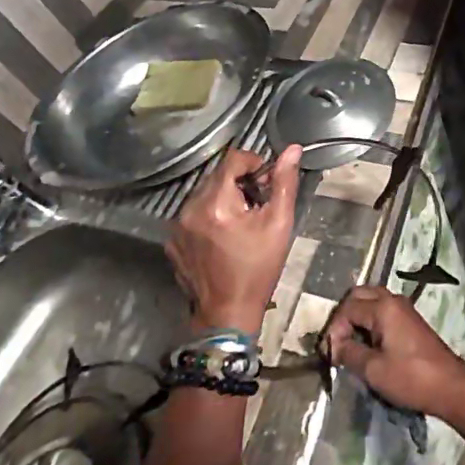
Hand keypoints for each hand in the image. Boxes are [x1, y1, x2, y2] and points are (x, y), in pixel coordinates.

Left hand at [166, 145, 302, 333]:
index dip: (253, 163)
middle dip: (239, 183)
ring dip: (223, 198)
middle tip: (257, 205)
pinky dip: (208, 216)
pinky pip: (192, 213)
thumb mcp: (279, 225)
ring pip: (204, 194)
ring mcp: (177, 225)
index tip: (265, 181)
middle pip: (217, 176)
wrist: (228, 314)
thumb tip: (292, 150)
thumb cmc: (258, 270)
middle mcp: (190, 208)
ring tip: (240, 223)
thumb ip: (284, 183)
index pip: (232, 159)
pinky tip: (222, 237)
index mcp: (216, 203)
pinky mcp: (172, 240)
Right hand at [323, 286, 464, 420]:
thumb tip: (334, 347)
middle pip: (359, 295)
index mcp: (382, 307)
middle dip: (344, 316)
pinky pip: (382, 310)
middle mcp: (392, 299)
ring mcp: (404, 308)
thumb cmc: (411, 377)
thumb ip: (350, 353)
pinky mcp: (410, 320)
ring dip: (357, 317)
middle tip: (336, 341)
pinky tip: (367, 343)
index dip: (334, 330)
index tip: (329, 354)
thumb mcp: (374, 370)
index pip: (348, 308)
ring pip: (371, 300)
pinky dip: (370, 320)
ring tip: (349, 342)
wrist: (451, 386)